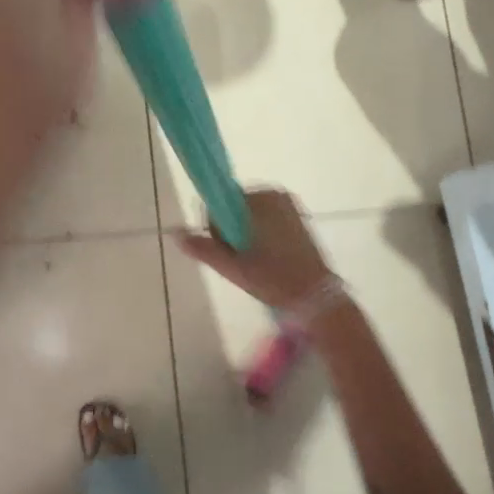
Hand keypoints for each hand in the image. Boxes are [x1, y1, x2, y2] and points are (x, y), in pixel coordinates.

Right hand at [177, 189, 334, 313]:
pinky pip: (266, 222)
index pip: (220, 204)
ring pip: (250, 218)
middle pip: (234, 210)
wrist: (318, 298)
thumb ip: (203, 248)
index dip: (216, 229)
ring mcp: (290, 207)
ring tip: (255, 264)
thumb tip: (174, 233)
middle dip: (231, 233)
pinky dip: (261, 238)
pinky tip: (267, 261)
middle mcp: (276, 195)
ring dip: (245, 238)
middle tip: (240, 263)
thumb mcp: (233, 267)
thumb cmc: (274, 280)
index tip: (226, 252)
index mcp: (261, 199)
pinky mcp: (299, 220)